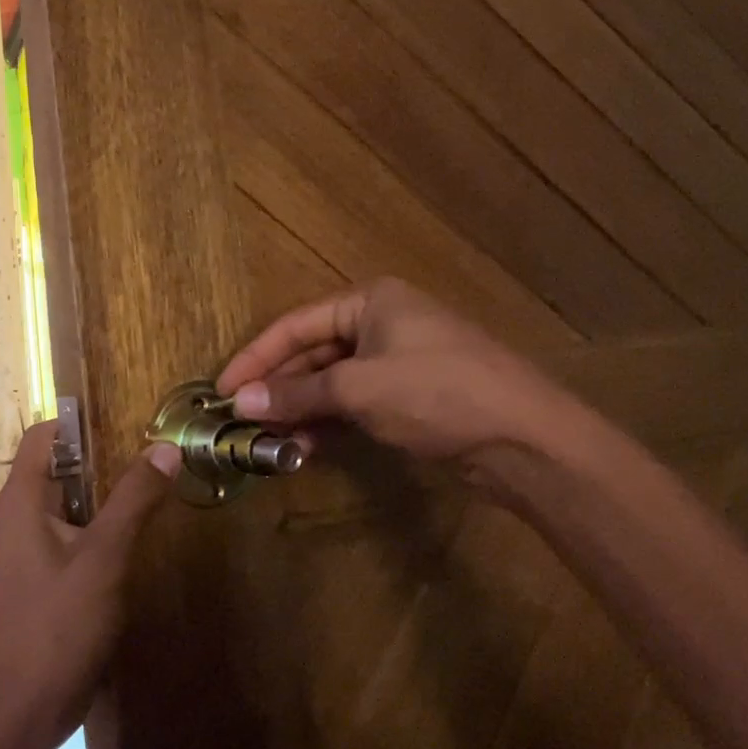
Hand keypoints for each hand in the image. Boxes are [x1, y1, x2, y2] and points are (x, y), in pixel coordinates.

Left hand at [0, 422, 181, 748]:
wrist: (25, 705)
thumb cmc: (57, 622)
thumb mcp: (103, 556)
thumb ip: (134, 499)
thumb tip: (165, 446)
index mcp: (22, 498)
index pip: (44, 434)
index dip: (80, 422)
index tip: (129, 422)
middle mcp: (21, 514)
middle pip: (60, 465)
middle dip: (104, 457)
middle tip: (155, 453)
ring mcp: (32, 548)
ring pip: (71, 502)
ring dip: (106, 493)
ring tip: (155, 486)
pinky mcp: (46, 576)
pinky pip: (74, 533)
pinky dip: (101, 525)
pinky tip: (135, 536)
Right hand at [215, 278, 588, 464]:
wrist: (526, 440)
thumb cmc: (437, 393)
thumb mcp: (359, 389)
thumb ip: (296, 393)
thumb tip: (239, 402)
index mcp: (369, 301)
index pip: (294, 325)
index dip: (255, 357)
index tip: (221, 391)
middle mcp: (381, 322)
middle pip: (312, 353)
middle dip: (277, 387)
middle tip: (240, 420)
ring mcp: (398, 360)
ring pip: (332, 382)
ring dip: (300, 409)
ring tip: (267, 440)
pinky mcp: (411, 396)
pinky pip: (355, 403)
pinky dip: (329, 422)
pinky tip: (304, 447)